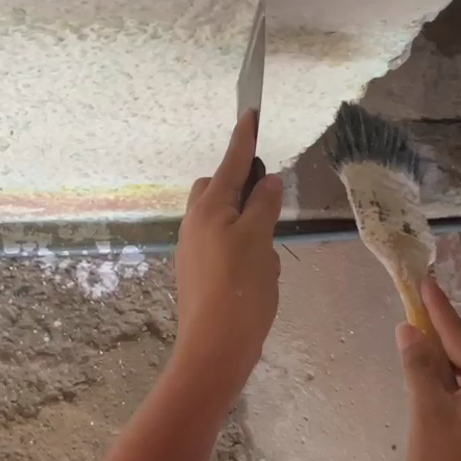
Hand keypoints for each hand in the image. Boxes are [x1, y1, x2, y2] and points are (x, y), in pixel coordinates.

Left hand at [171, 110, 283, 401]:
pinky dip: (239, 245)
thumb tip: (265, 180)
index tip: (250, 111)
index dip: (244, 137)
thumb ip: (263, 206)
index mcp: (209, 208)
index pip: (231, 161)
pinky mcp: (197, 271)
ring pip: (221, 217)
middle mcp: (195, 222)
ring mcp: (193, 248)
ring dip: (244, 220)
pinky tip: (257, 271)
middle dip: (240, 184)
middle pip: (217, 187)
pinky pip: (221, 243)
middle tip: (268, 201)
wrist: (214, 349)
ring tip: (268, 248)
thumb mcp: (260, 241)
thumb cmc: (241, 289)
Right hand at [397, 277, 460, 460]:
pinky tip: (438, 410)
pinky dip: (458, 402)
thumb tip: (411, 330)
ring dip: (447, 379)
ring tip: (418, 377)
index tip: (425, 281)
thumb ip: (418, 365)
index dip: (438, 310)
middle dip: (440, 349)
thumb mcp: (424, 412)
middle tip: (412, 328)